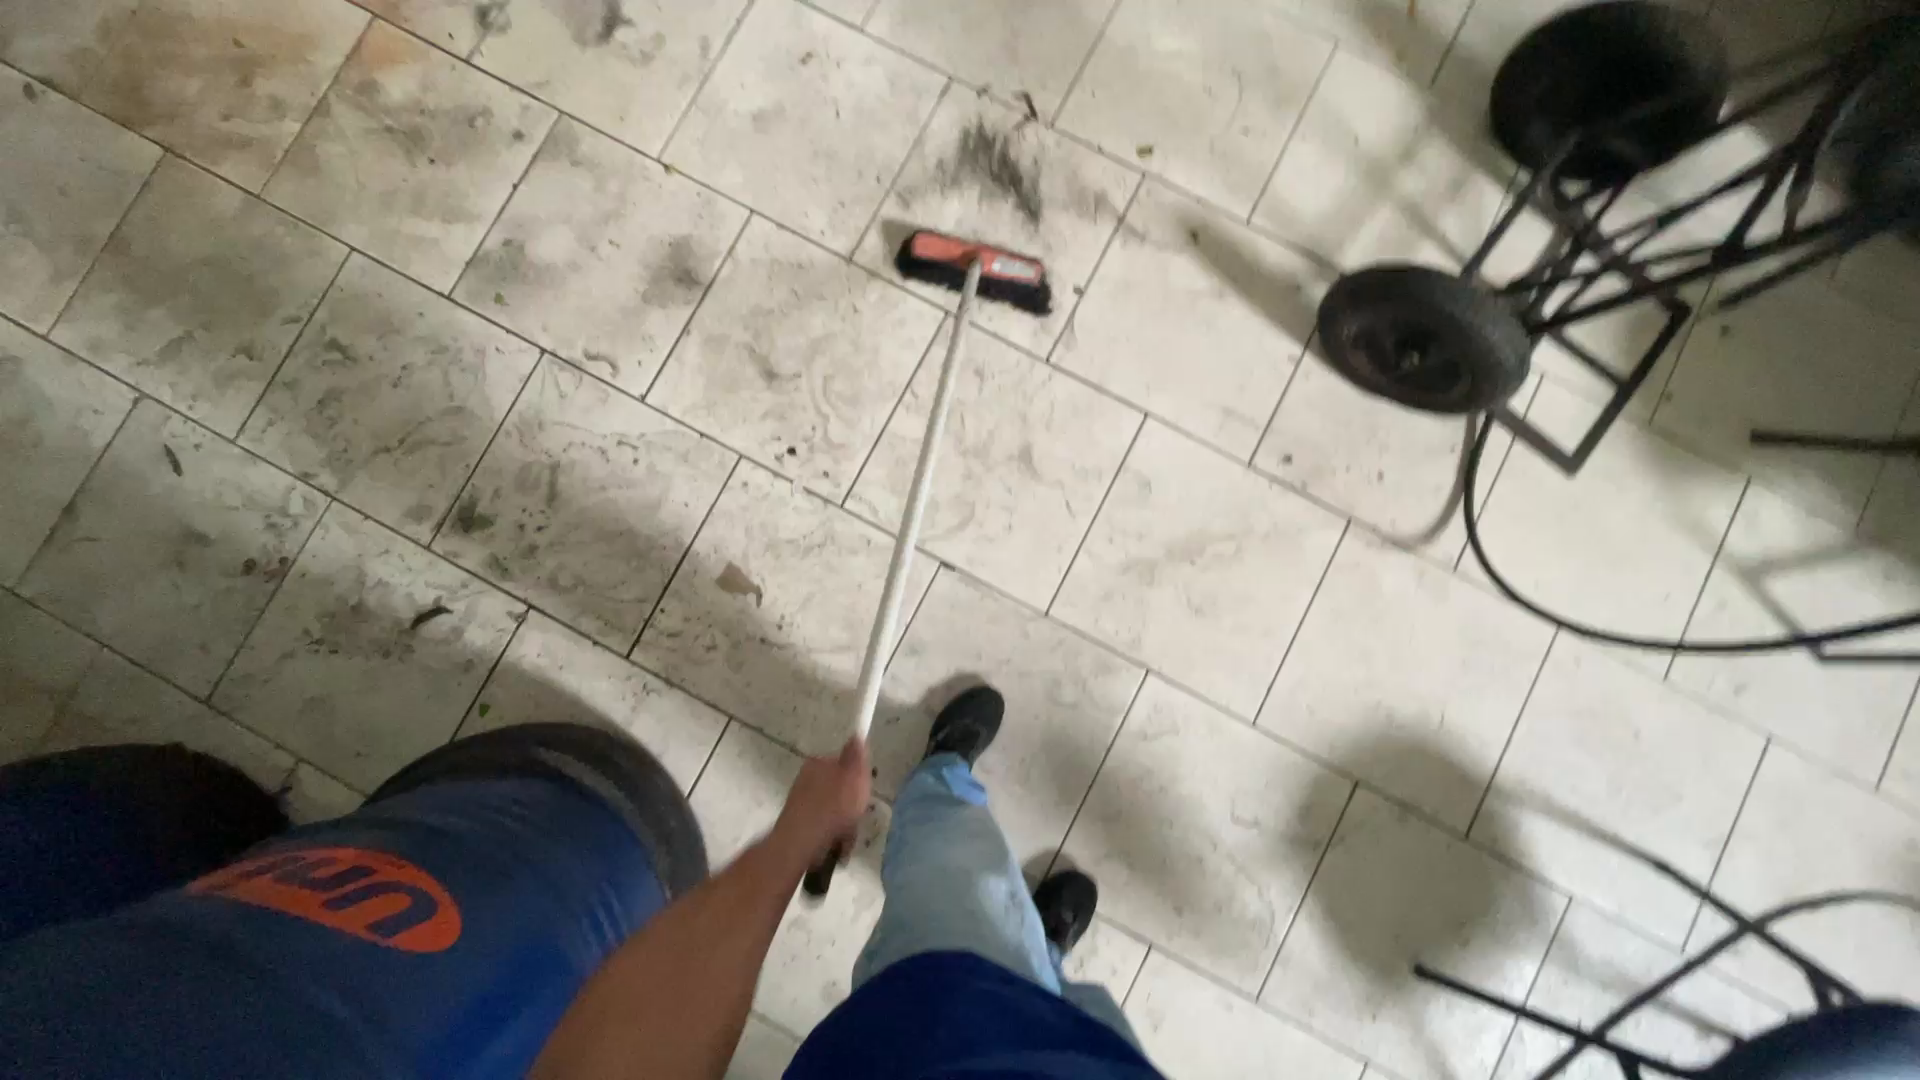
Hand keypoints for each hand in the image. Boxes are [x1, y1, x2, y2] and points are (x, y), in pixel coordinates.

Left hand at [771, 738, 870, 867]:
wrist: (802, 842)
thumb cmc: (834, 806)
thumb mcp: (854, 775)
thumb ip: (857, 755)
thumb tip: (856, 736)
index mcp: (817, 763)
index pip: (841, 762)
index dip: (856, 776)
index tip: (863, 790)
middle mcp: (806, 780)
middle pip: (838, 789)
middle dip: (851, 804)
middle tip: (857, 815)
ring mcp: (801, 804)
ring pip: (833, 811)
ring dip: (844, 824)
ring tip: (847, 835)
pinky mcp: (799, 826)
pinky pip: (824, 828)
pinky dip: (832, 837)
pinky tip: (837, 845)